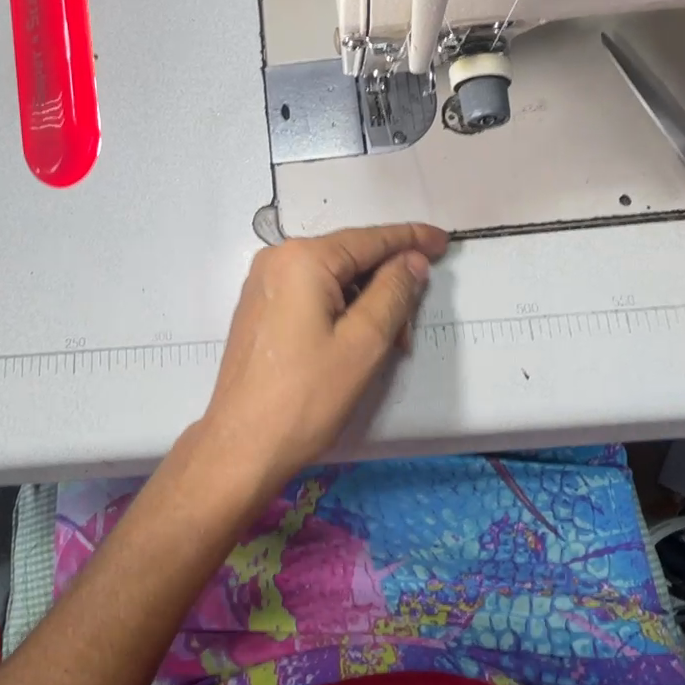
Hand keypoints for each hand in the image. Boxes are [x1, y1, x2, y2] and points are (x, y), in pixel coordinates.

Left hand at [197, 223, 450, 490]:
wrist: (241, 445)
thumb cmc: (306, 396)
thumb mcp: (363, 343)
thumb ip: (393, 293)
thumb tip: (412, 260)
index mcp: (302, 258)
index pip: (369, 239)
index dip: (411, 239)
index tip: (443, 241)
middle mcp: (277, 259)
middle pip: (349, 257)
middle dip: (388, 283)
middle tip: (413, 322)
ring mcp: (264, 283)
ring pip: (332, 278)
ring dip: (366, 302)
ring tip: (388, 344)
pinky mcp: (260, 308)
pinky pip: (311, 293)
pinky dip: (341, 309)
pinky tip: (356, 341)